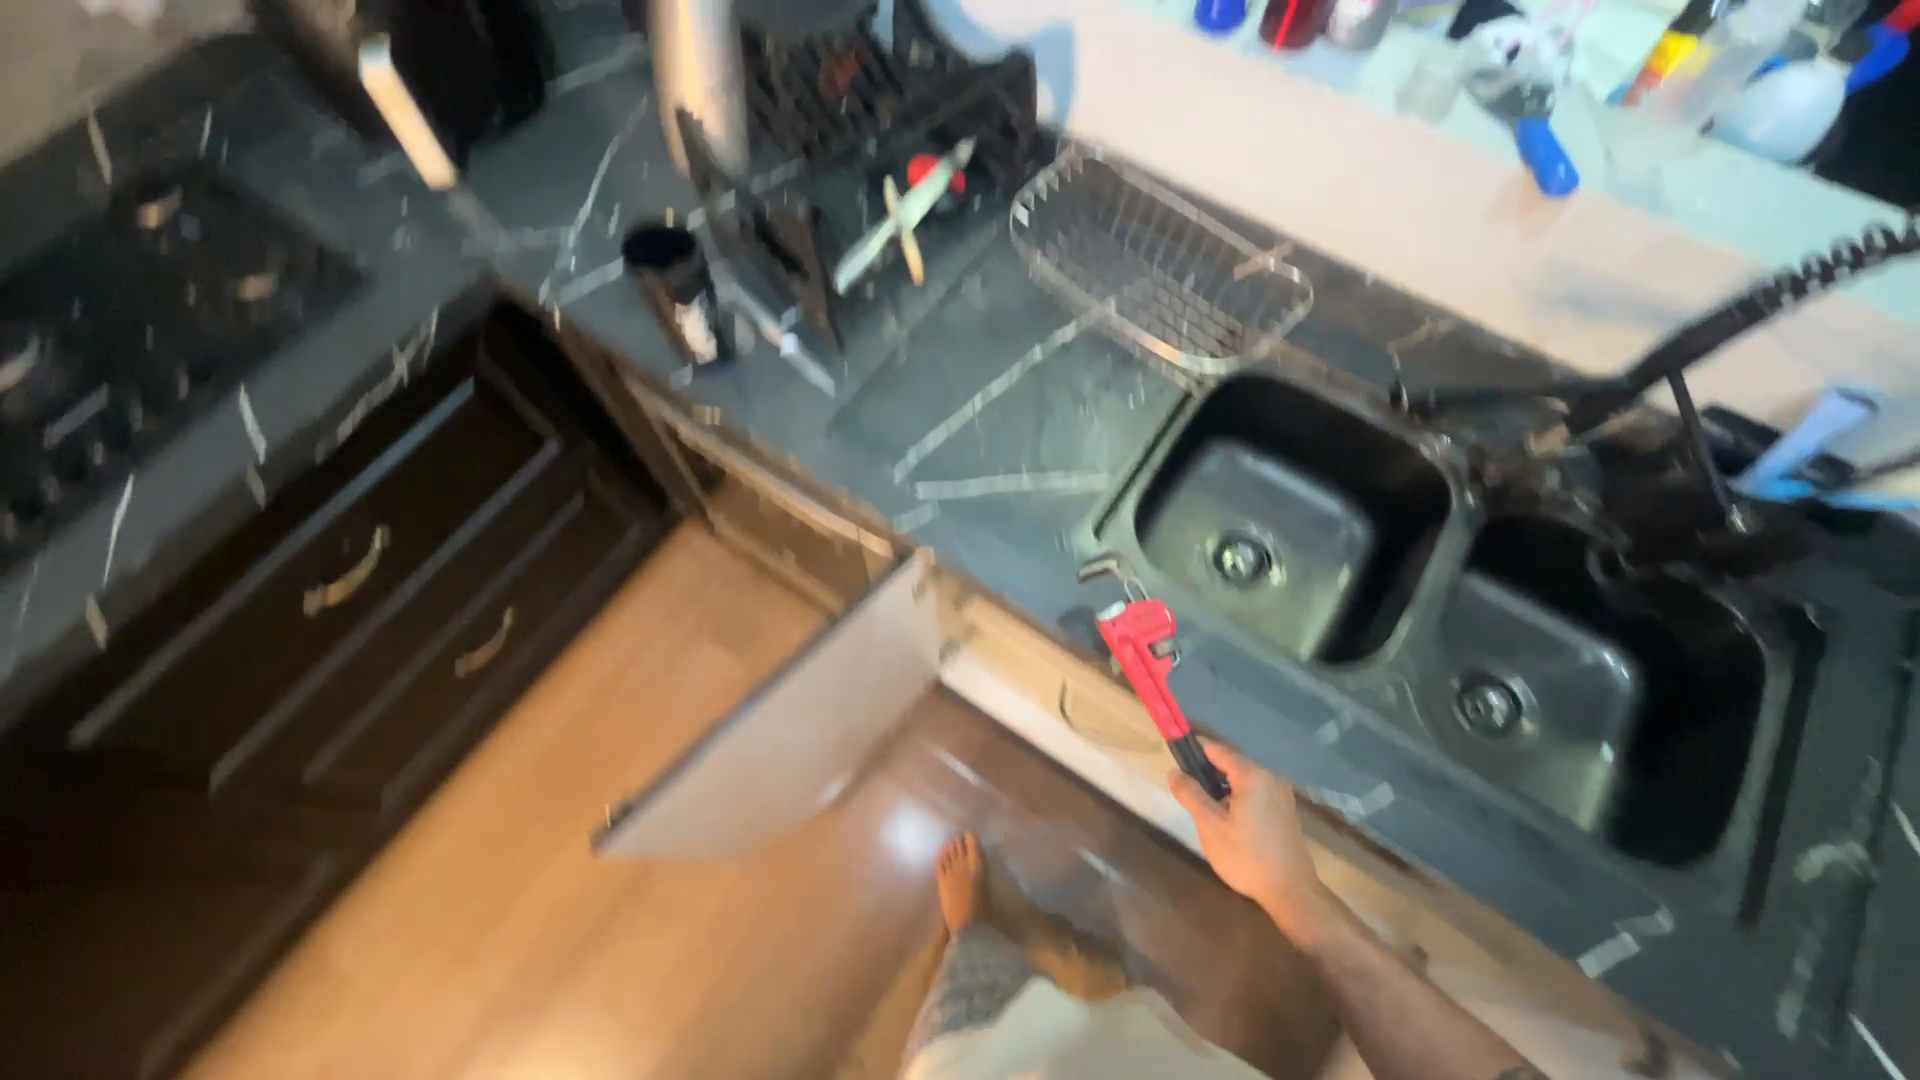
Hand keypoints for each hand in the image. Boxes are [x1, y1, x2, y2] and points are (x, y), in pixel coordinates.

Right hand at [1169, 738, 1334, 943]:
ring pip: (1243, 778)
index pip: (1217, 749)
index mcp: (1252, 776)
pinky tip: (1228, 818)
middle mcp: (1270, 777)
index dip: (1194, 750)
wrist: (1292, 892)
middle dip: (1207, 771)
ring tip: (1205, 807)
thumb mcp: (1210, 826)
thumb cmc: (1247, 857)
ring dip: (1222, 785)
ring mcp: (1281, 793)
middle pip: (1231, 762)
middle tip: (1187, 791)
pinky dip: (1237, 796)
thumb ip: (1191, 794)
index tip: (1175, 756)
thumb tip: (1174, 772)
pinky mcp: (1285, 809)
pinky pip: (1255, 791)